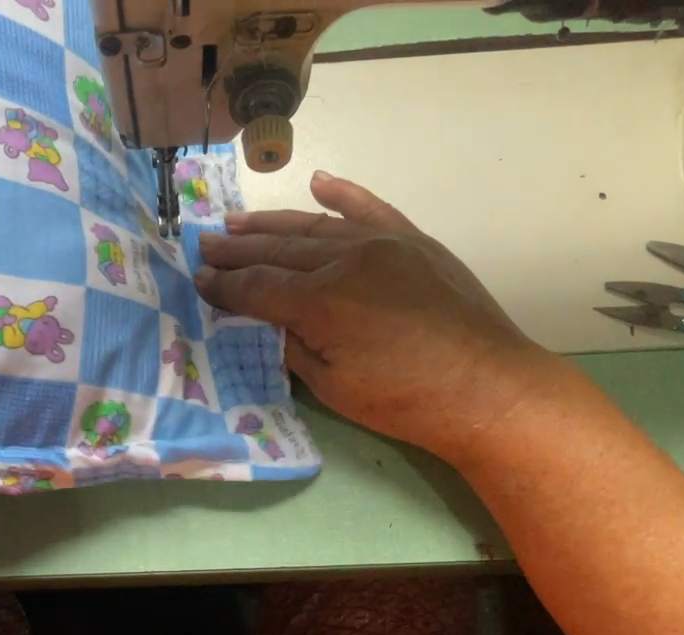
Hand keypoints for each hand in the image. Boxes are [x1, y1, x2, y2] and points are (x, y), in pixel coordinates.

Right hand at [196, 172, 565, 459]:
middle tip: (205, 245)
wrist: (486, 388)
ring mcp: (384, 243)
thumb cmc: (403, 401)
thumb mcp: (334, 387)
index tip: (198, 280)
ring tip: (237, 220)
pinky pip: (371, 208)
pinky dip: (343, 195)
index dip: (225, 286)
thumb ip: (296, 349)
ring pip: (316, 226)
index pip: (259, 287)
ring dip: (272, 223)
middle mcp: (346, 260)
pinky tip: (318, 184)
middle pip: (280, 250)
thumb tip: (272, 325)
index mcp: (321, 301)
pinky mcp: (415, 241)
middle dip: (238, 249)